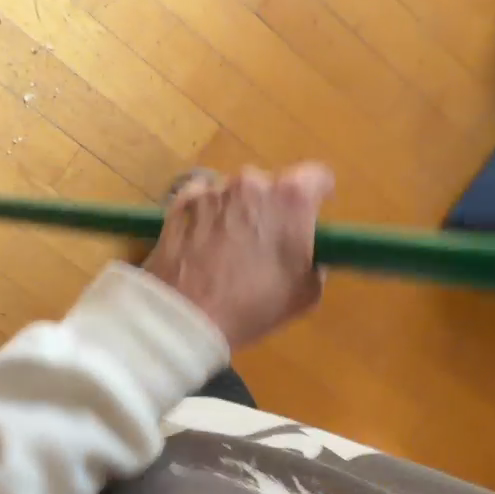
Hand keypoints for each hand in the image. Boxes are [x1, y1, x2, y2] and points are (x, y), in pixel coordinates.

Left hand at [143, 163, 330, 349]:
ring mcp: (210, 191)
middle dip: (270, 207)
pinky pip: (199, 201)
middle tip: (263, 240)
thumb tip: (304, 253)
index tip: (308, 216)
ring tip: (226, 246)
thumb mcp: (305, 292)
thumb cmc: (252, 306)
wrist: (186, 317)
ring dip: (235, 210)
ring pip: (232, 193)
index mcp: (291, 197)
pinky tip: (199, 240)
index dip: (316, 196)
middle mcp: (251, 182)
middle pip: (269, 185)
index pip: (316, 177)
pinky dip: (203, 214)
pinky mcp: (178, 205)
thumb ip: (313, 259)